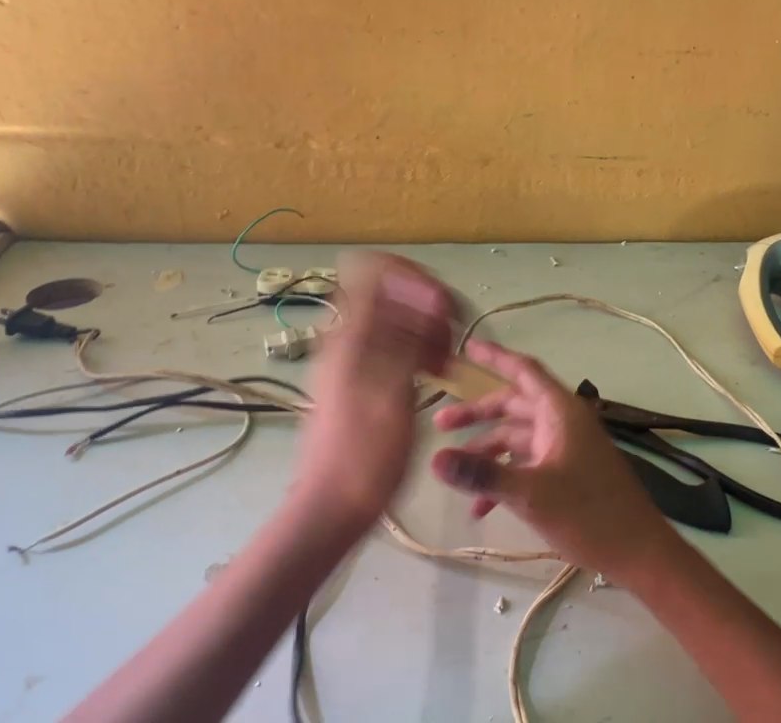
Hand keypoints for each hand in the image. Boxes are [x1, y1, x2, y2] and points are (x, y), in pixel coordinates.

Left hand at [294, 252, 457, 524]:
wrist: (330, 511)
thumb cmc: (365, 460)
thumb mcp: (392, 395)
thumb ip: (407, 337)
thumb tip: (426, 289)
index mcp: (350, 336)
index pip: (374, 270)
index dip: (414, 277)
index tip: (443, 308)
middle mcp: (347, 338)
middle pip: (391, 291)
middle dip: (427, 304)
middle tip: (450, 341)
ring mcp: (352, 357)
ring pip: (397, 318)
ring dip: (427, 328)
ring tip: (447, 361)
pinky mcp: (361, 378)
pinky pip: (395, 344)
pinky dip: (420, 349)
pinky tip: (437, 373)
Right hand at [428, 340, 676, 578]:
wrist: (638, 552)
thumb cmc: (589, 514)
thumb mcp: (531, 494)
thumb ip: (482, 475)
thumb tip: (434, 460)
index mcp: (560, 412)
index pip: (524, 370)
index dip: (495, 356)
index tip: (466, 345)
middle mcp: (563, 422)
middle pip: (514, 405)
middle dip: (478, 413)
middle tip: (439, 423)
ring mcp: (567, 448)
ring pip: (518, 437)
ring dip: (487, 451)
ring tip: (451, 471)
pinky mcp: (568, 473)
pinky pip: (528, 463)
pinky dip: (505, 477)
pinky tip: (481, 508)